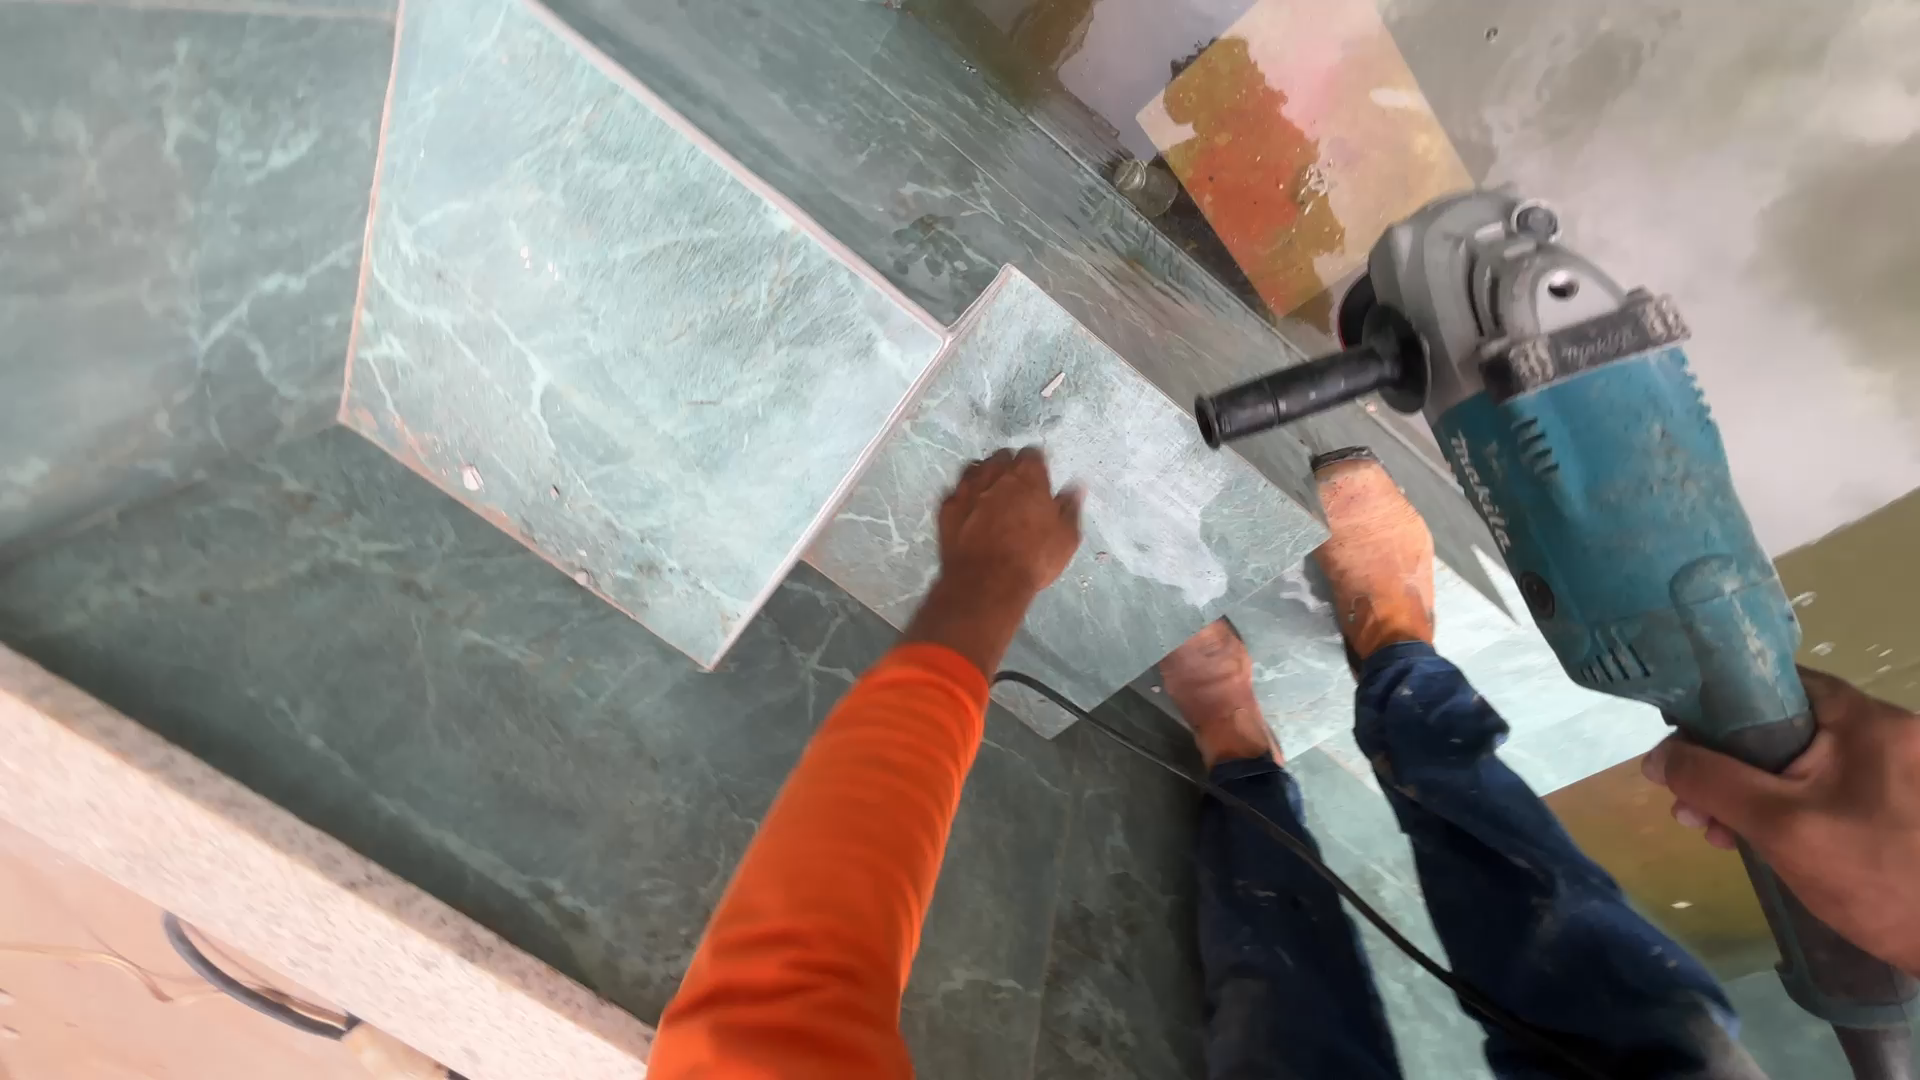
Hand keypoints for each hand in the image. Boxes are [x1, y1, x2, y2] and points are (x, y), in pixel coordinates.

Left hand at [903, 447, 1082, 676]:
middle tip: (1016, 487)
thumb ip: (1070, 507)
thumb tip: (1076, 487)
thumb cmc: (1033, 559)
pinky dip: (964, 497)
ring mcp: (967, 489)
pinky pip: (956, 492)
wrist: (986, 582)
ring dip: (985, 476)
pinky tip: (969, 510)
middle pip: (1002, 457)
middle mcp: (996, 475)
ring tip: (990, 494)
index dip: (1036, 464)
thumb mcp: (1066, 537)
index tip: (1039, 478)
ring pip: (976, 469)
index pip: (1032, 455)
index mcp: (1028, 477)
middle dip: (1009, 467)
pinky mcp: (947, 507)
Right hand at [1642, 668, 1919, 973]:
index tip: (1680, 746)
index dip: (1711, 708)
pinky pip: (1811, 787)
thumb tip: (1656, 758)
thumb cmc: (1886, 881)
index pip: (1768, 684)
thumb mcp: (1779, 826)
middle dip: (1716, 765)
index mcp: (1869, 722)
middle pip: (1770, 726)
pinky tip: (1750, 838)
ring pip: (1785, 760)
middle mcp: (1886, 734)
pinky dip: (1773, 806)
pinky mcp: (1893, 804)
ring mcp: (1893, 771)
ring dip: (1737, 791)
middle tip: (1689, 806)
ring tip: (1714, 831)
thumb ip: (1706, 780)